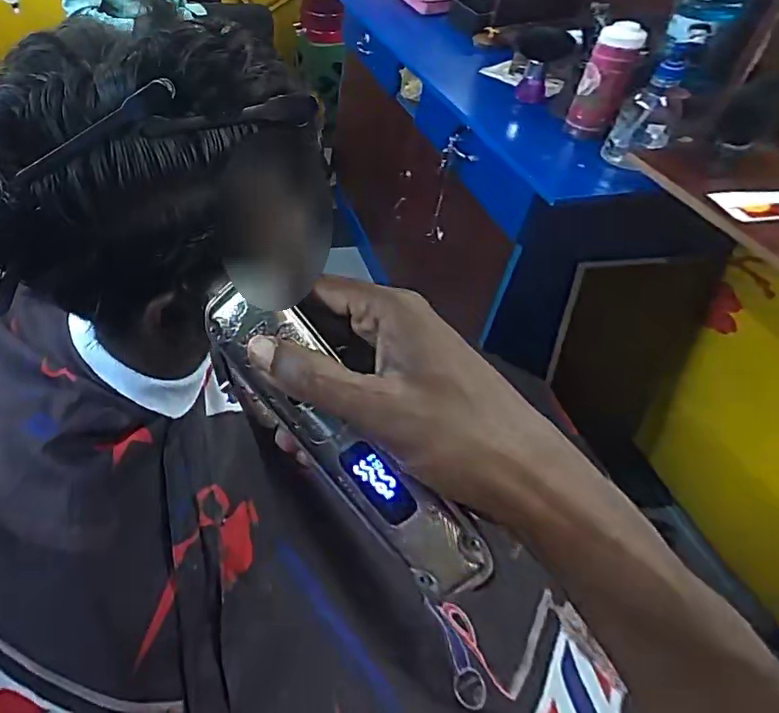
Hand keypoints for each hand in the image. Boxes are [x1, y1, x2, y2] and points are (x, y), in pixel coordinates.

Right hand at [244, 275, 583, 522]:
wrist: (540, 489)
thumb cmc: (459, 437)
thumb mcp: (377, 409)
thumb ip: (313, 377)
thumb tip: (255, 346)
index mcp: (390, 310)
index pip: (316, 289)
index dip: (275, 304)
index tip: (239, 328)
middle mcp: (397, 323)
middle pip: (325, 325)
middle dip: (288, 355)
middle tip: (253, 384)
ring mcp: (407, 355)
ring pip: (341, 359)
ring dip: (310, 387)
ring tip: (279, 420)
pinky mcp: (414, 386)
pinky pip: (361, 383)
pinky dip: (336, 403)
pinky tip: (316, 436)